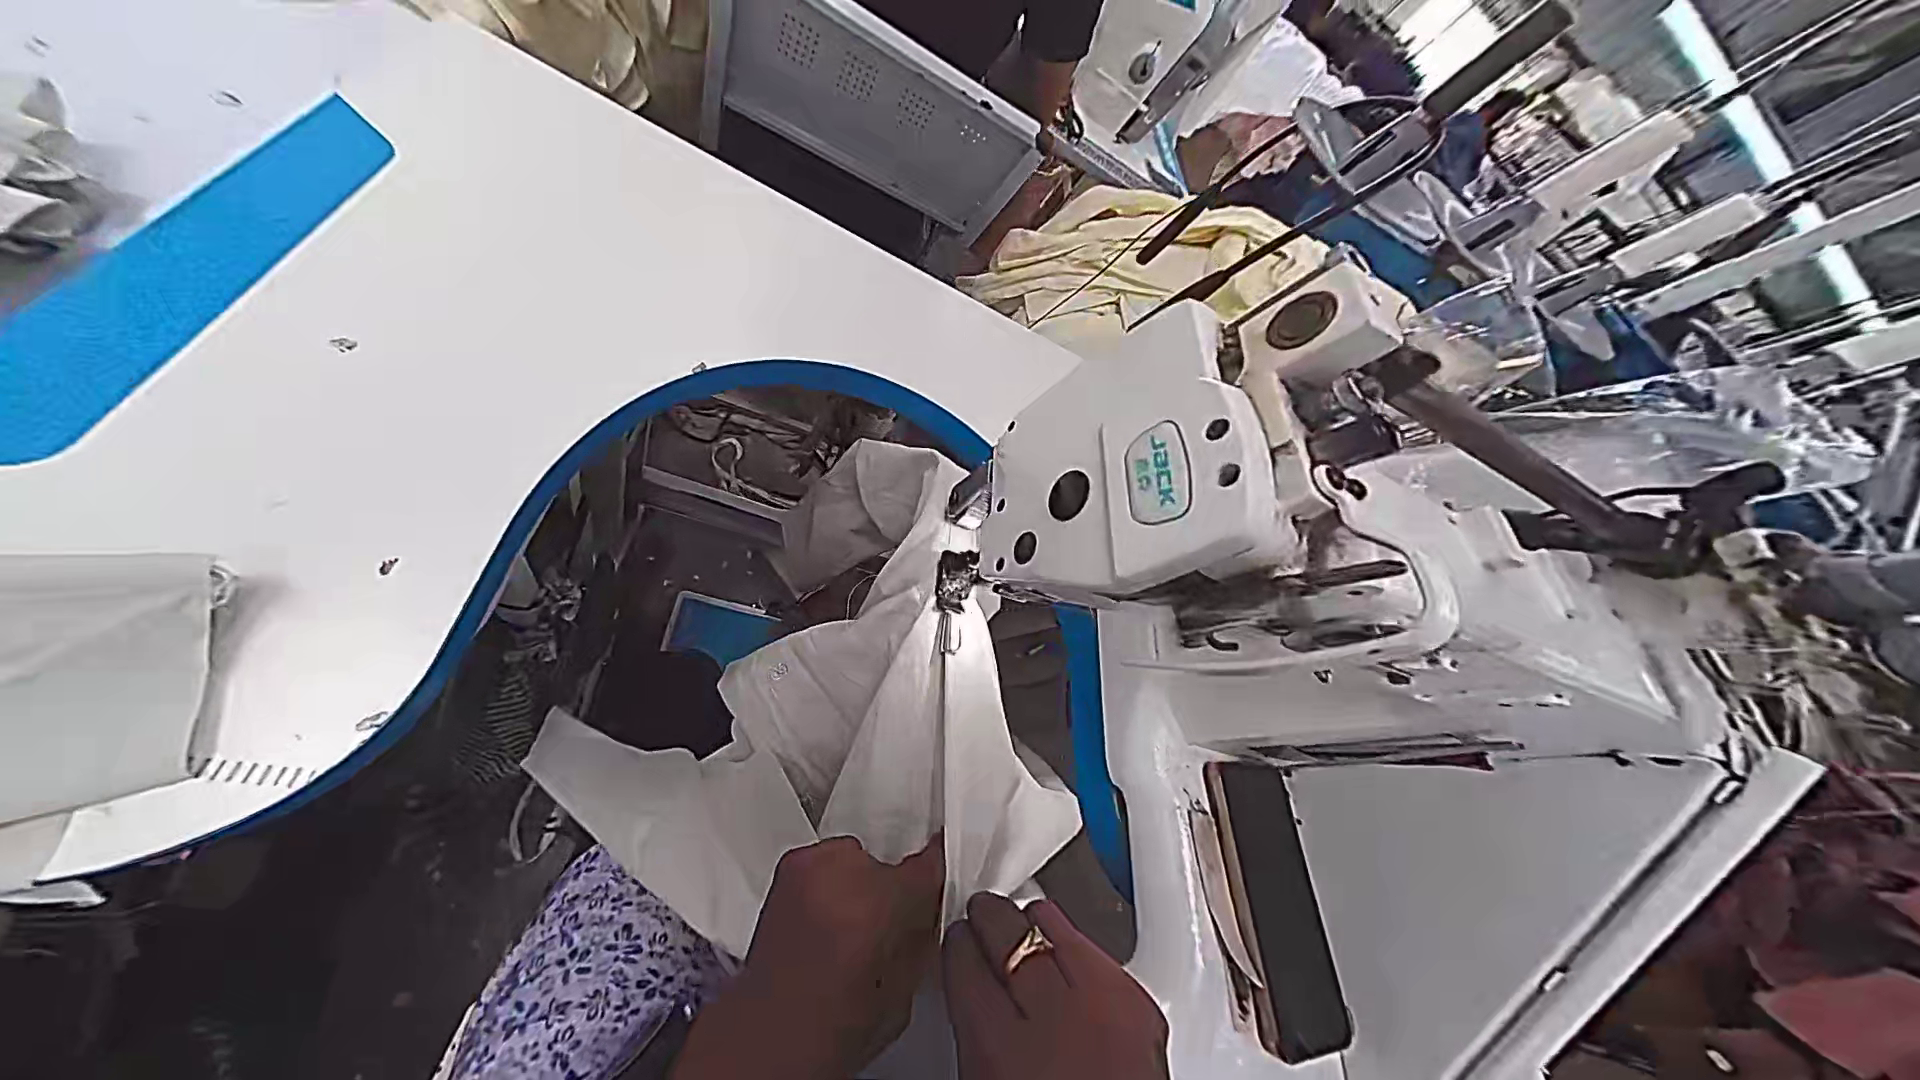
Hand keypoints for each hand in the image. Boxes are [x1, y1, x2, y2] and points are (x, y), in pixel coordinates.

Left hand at [672, 835, 943, 1079]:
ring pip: (854, 858)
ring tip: (845, 925)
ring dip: (855, 883)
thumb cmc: (826, 1029)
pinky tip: (823, 917)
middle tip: (880, 926)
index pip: (927, 863)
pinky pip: (825, 862)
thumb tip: (927, 908)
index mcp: (882, 903)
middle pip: (888, 863)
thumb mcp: (901, 990)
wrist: (766, 1037)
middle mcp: (846, 874)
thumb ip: (920, 934)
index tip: (938, 862)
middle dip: (889, 889)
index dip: (936, 866)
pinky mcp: (789, 867)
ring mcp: (813, 866)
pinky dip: (828, 882)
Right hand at [944, 893, 1169, 1079]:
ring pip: (1051, 926)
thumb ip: (976, 1032)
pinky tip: (1061, 944)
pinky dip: (1073, 943)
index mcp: (1001, 1054)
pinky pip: (1093, 949)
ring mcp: (1101, 1007)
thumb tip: (969, 984)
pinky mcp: (1139, 1002)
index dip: (958, 944)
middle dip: (987, 918)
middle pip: (1006, 933)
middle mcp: (1053, 1021)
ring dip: (1029, 923)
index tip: (958, 939)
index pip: (965, 963)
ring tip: (1017, 922)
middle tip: (981, 915)